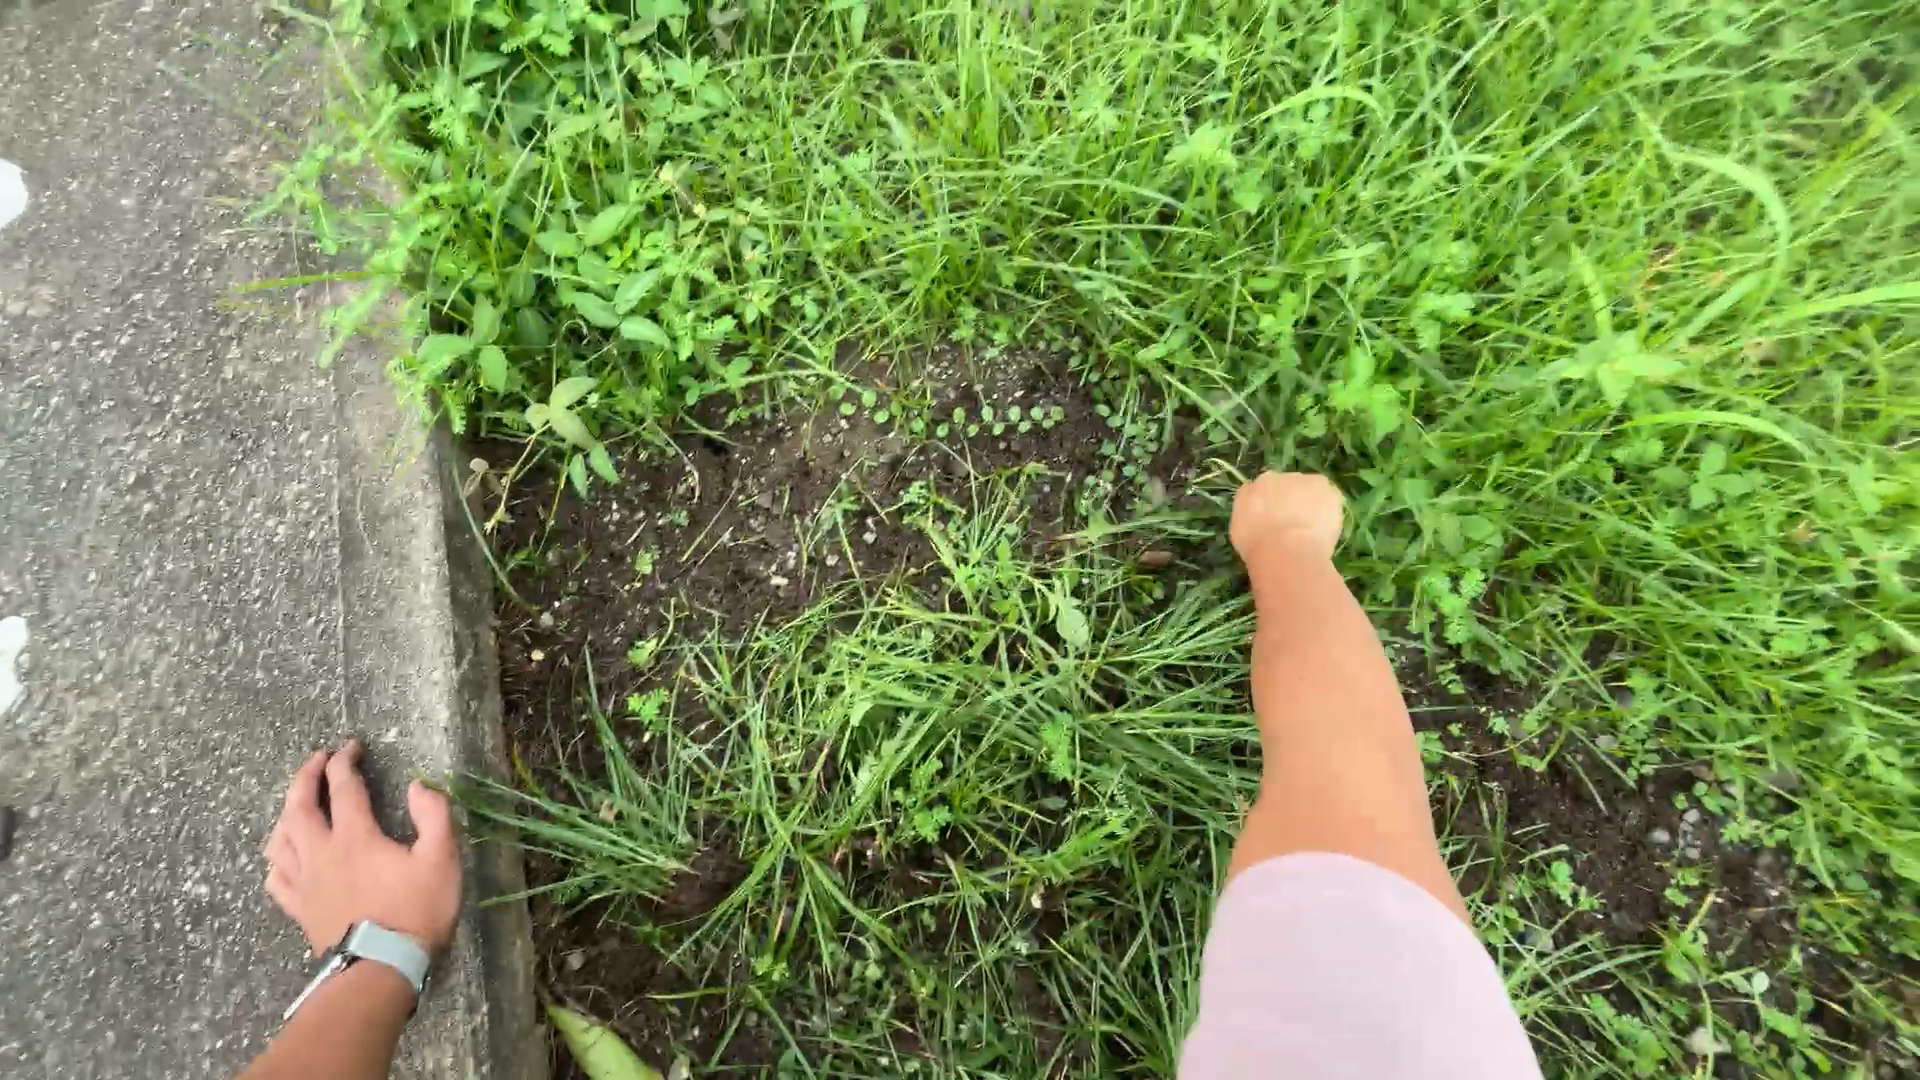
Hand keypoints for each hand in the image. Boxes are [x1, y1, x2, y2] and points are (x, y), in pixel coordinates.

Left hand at [262, 740, 462, 954]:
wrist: (380, 966)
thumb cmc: (417, 908)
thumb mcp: (442, 856)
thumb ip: (434, 814)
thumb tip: (418, 785)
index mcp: (355, 838)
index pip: (344, 789)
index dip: (345, 763)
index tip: (351, 746)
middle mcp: (321, 854)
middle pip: (298, 808)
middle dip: (304, 778)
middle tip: (316, 758)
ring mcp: (305, 883)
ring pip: (279, 840)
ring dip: (285, 812)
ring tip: (297, 800)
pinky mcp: (299, 908)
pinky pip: (275, 876)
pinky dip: (276, 855)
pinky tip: (284, 853)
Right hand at [1229, 471, 1344, 564]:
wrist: (1287, 551)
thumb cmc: (1256, 540)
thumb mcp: (1238, 522)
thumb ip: (1247, 504)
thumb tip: (1254, 495)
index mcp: (1262, 481)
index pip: (1267, 487)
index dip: (1270, 504)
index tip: (1270, 520)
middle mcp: (1287, 475)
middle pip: (1291, 486)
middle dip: (1291, 501)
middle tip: (1290, 526)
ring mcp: (1312, 483)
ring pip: (1313, 492)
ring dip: (1311, 504)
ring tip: (1308, 530)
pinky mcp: (1333, 495)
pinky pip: (1330, 502)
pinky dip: (1327, 513)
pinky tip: (1321, 531)